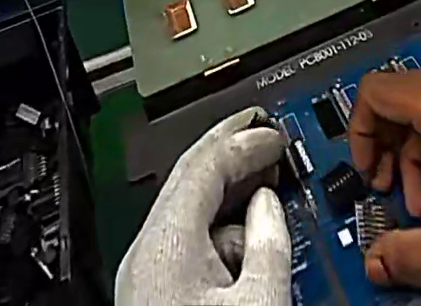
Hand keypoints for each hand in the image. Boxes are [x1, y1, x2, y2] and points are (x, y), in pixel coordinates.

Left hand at [116, 108, 289, 305]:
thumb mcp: (257, 302)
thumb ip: (269, 243)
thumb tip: (269, 203)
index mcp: (164, 243)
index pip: (206, 162)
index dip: (244, 138)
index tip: (274, 131)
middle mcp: (146, 253)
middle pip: (194, 179)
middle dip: (235, 153)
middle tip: (266, 134)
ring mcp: (147, 277)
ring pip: (194, 214)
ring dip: (234, 194)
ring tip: (269, 186)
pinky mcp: (156, 298)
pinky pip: (192, 245)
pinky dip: (224, 230)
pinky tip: (253, 241)